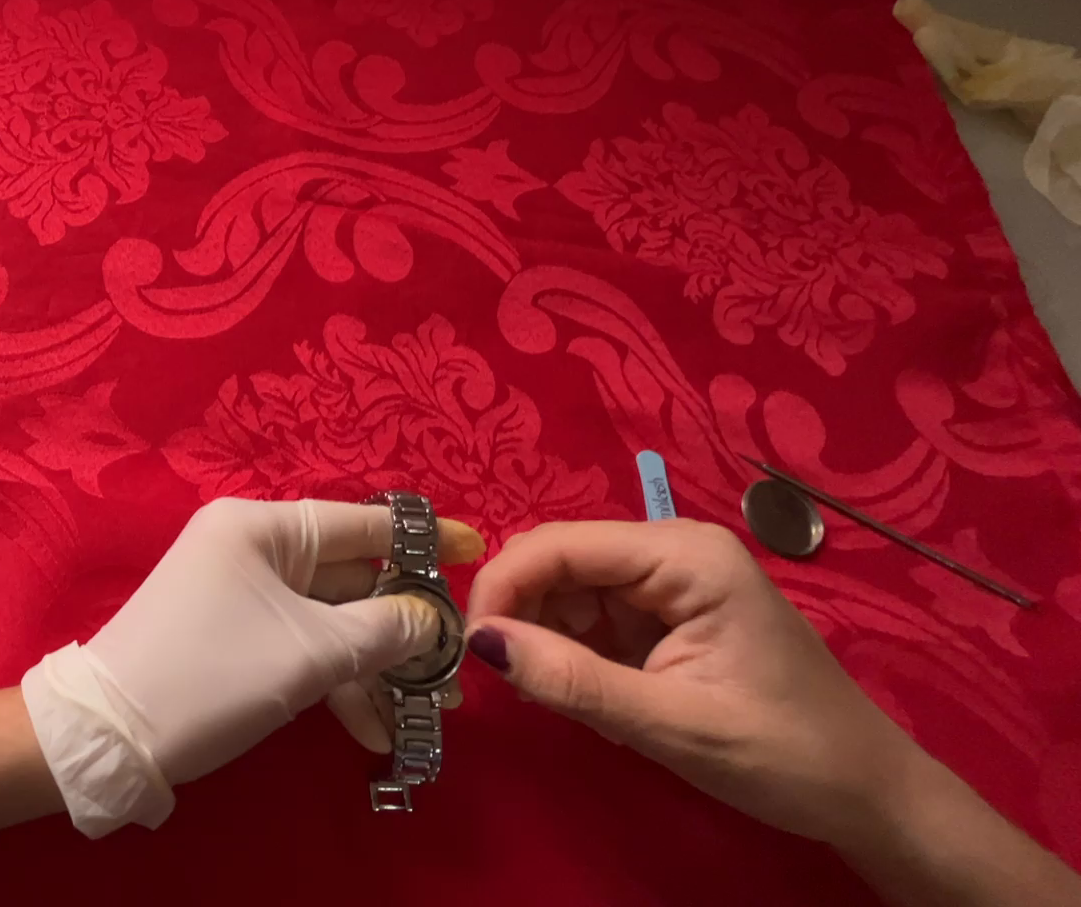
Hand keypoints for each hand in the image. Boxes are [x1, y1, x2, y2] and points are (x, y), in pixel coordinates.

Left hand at [23, 497, 486, 835]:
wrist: (110, 735)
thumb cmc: (213, 674)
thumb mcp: (309, 653)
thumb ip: (383, 630)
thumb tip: (431, 619)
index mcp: (259, 526)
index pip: (357, 523)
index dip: (419, 539)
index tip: (476, 547)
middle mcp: (248, 546)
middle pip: (345, 575)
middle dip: (399, 624)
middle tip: (452, 668)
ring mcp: (237, 589)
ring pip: (325, 616)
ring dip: (370, 662)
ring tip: (423, 713)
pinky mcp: (231, 629)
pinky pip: (297, 640)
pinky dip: (331, 675)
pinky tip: (369, 725)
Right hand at [464, 519, 925, 847]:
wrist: (874, 800)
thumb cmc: (789, 758)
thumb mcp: (674, 725)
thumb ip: (572, 680)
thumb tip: (478, 642)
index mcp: (683, 556)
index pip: (559, 546)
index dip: (503, 586)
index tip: (473, 647)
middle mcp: (668, 548)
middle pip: (555, 559)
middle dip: (520, 612)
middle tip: (510, 679)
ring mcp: (664, 574)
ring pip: (561, 584)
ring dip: (540, 633)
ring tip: (553, 693)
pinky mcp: (658, 604)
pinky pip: (583, 609)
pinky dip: (565, 646)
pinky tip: (584, 688)